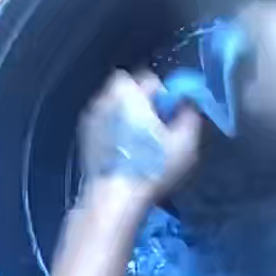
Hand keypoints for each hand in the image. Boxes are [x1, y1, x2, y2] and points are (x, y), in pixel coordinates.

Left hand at [78, 71, 202, 207]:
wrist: (115, 197)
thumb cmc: (151, 167)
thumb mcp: (185, 140)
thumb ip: (190, 113)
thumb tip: (188, 105)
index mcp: (127, 92)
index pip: (150, 79)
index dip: (164, 96)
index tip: (171, 117)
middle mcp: (105, 99)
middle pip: (130, 92)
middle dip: (145, 105)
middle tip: (158, 131)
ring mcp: (91, 119)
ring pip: (117, 110)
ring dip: (130, 120)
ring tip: (143, 146)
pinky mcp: (85, 139)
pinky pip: (107, 127)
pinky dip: (117, 134)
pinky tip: (128, 156)